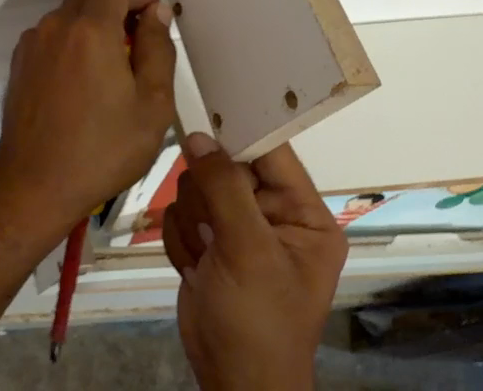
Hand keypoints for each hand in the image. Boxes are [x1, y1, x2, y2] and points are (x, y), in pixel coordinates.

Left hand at [0, 0, 175, 234]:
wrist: (36, 181)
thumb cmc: (104, 147)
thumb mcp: (152, 104)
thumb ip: (157, 49)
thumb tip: (155, 13)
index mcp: (89, 29)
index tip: (155, 21)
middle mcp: (54, 26)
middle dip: (118, 9)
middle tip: (141, 45)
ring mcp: (31, 44)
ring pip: (68, 18)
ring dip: (93, 28)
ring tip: (115, 69)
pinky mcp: (19, 64)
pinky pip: (51, 39)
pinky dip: (72, 44)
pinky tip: (85, 83)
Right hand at [162, 133, 345, 390]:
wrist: (233, 379)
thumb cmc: (258, 321)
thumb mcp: (249, 252)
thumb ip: (225, 189)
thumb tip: (197, 135)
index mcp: (304, 215)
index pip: (271, 153)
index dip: (238, 134)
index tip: (203, 117)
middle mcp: (273, 215)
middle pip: (222, 167)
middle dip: (208, 201)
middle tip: (213, 234)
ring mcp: (238, 228)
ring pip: (194, 188)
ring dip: (191, 225)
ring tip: (206, 259)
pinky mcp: (208, 242)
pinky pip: (178, 214)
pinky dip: (179, 240)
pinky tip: (197, 269)